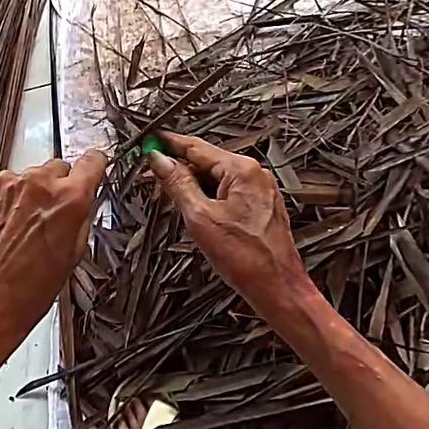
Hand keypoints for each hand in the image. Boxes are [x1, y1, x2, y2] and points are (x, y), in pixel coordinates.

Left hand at [0, 151, 107, 368]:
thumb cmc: (24, 291)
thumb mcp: (72, 256)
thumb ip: (80, 219)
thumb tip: (81, 207)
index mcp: (68, 200)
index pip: (91, 162)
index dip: (94, 164)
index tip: (93, 164)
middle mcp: (37, 185)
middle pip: (55, 170)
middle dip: (55, 189)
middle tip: (47, 218)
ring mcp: (5, 184)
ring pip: (24, 179)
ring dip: (24, 197)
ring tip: (17, 232)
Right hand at [147, 132, 313, 314]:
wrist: (277, 287)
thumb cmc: (249, 258)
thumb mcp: (200, 217)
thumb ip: (178, 184)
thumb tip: (160, 161)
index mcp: (242, 170)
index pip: (196, 146)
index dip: (168, 143)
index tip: (151, 141)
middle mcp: (254, 175)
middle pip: (206, 160)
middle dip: (177, 165)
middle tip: (151, 170)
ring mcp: (258, 189)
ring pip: (215, 177)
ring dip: (190, 182)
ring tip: (166, 191)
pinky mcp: (258, 205)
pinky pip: (226, 190)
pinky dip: (206, 194)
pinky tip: (191, 206)